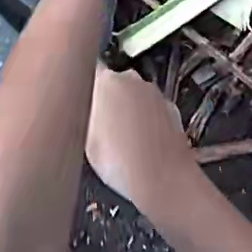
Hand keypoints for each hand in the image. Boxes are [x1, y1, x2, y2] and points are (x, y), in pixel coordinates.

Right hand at [85, 67, 197, 206]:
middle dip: (109, 100)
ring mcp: (152, 92)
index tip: (84, 102)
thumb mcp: (86, 141)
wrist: (163, 179)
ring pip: (135, 96)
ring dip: (130, 110)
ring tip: (126, 141)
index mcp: (104, 81)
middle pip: (114, 83)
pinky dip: (149, 121)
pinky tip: (145, 144)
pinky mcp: (170, 107)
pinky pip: (153, 109)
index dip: (87, 88)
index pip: (90, 72)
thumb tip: (81, 108)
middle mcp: (130, 78)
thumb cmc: (120, 161)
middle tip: (104, 128)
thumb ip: (84, 114)